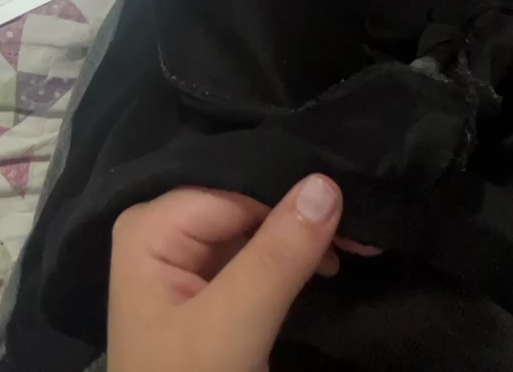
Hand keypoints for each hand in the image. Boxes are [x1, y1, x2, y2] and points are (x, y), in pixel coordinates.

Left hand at [108, 175, 370, 371]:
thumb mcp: (232, 329)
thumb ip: (277, 257)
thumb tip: (325, 183)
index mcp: (150, 226)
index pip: (231, 192)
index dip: (289, 197)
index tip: (353, 206)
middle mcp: (161, 230)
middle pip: (240, 205)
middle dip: (298, 215)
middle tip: (362, 227)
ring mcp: (181, 259)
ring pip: (251, 228)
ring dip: (300, 238)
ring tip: (357, 243)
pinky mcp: (205, 289)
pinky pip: (251, 256)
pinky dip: (289, 260)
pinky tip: (326, 263)